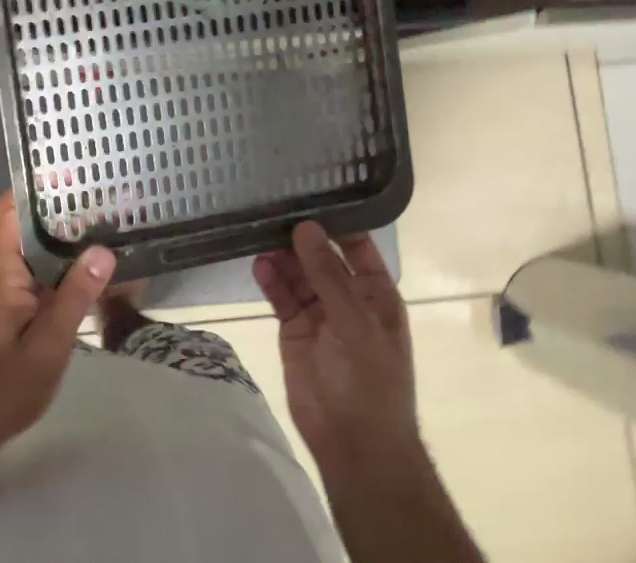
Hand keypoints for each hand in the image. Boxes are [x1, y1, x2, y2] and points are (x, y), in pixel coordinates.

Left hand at [0, 192, 114, 453]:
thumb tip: (102, 248)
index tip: (69, 169)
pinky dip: (70, 263)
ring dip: (70, 235)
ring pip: (41, 251)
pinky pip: (46, 274)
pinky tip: (98, 264)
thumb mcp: (47, 346)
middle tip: (108, 191)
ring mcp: (13, 291)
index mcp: (4, 273)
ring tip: (111, 218)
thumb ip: (74, 298)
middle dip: (64, 207)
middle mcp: (6, 273)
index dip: (35, 187)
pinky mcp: (22, 308)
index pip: (10, 213)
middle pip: (30, 226)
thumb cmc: (3, 387)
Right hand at [252, 222, 420, 476]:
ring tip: (259, 235)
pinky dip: (270, 281)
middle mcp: (347, 297)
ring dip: (282, 257)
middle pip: (321, 257)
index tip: (309, 194)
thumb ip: (328, 275)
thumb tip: (306, 228)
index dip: (336, 222)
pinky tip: (258, 265)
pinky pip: (281, 297)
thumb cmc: (370, 380)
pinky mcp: (294, 330)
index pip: (357, 246)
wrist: (354, 441)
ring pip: (298, 275)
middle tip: (273, 210)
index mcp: (377, 293)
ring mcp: (319, 314)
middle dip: (301, 237)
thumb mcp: (355, 322)